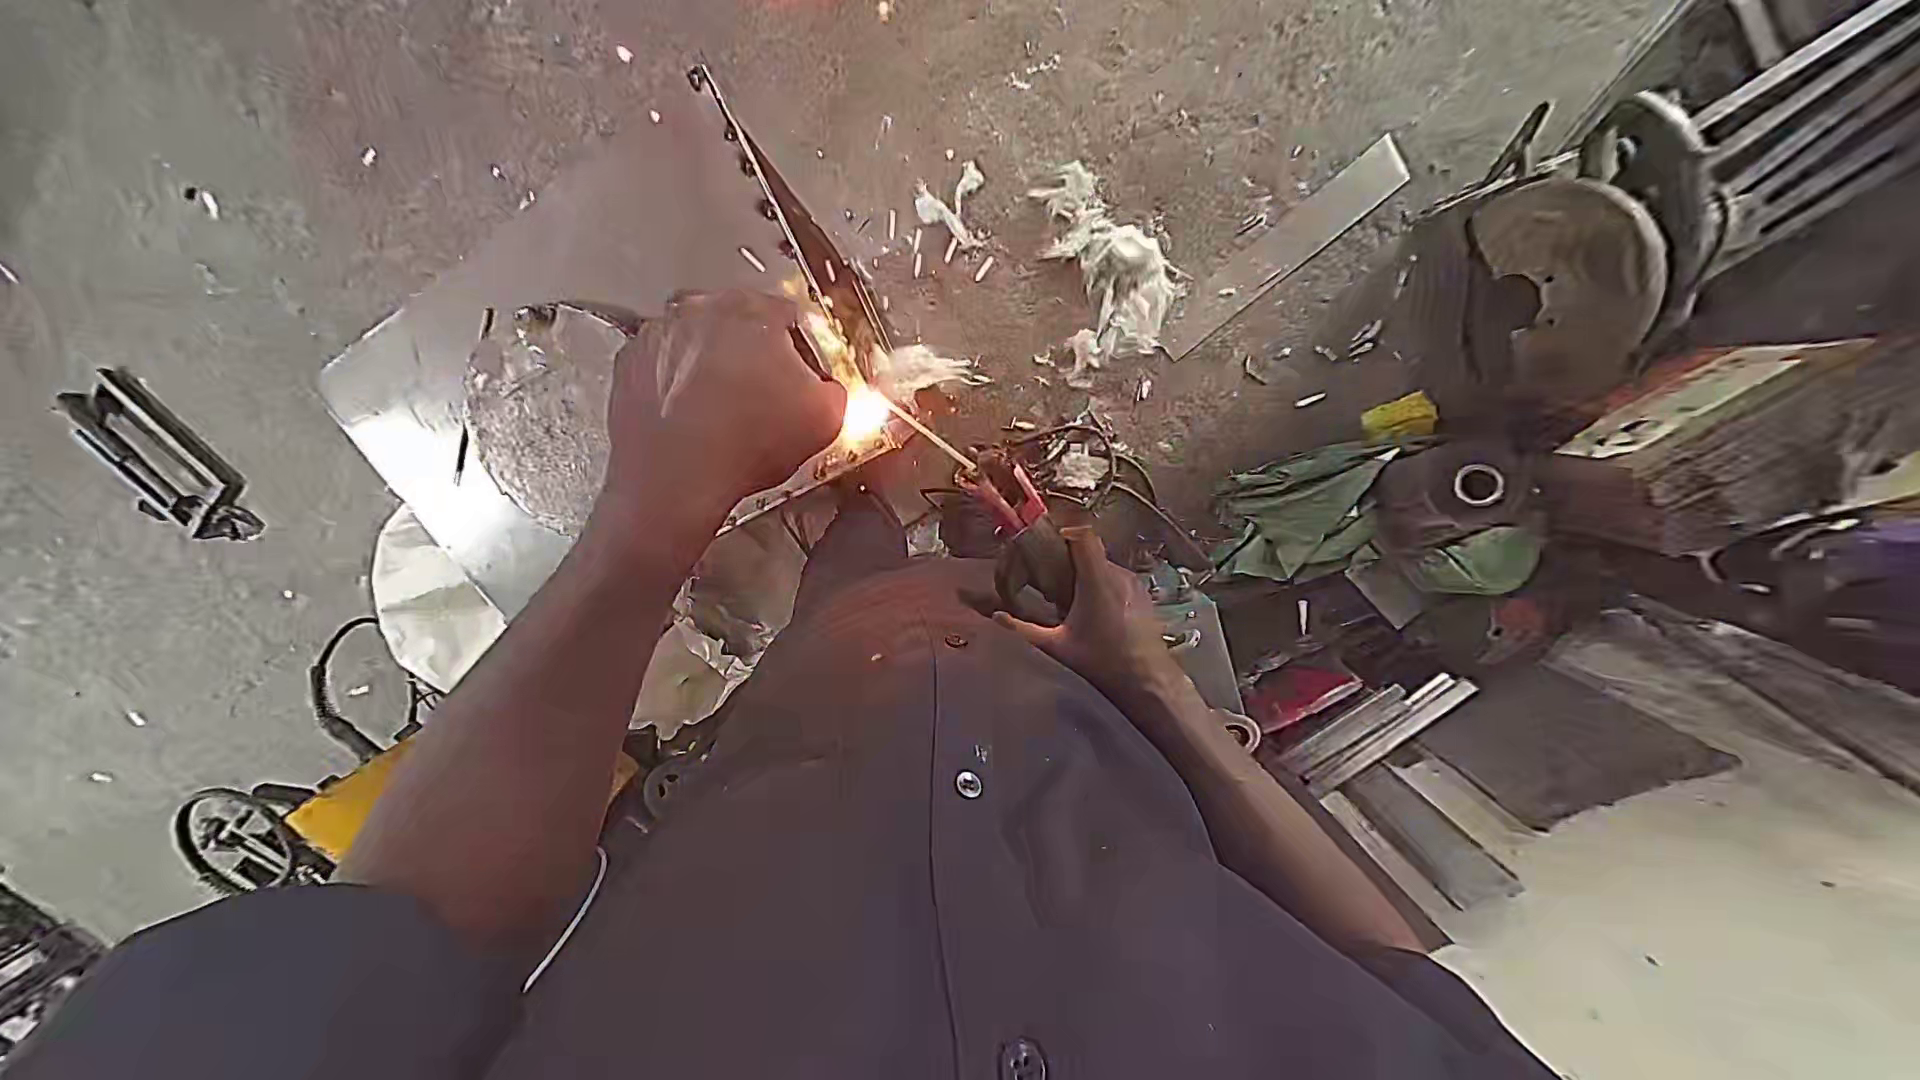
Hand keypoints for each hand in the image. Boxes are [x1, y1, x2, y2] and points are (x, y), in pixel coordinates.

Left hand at [598, 290, 845, 525]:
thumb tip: (828, 390)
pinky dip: (679, 381)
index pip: (790, 316)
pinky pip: (666, 363)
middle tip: (765, 394)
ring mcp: (661, 333)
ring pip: (701, 339)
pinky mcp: (632, 361)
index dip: (802, 350)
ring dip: (715, 363)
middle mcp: (703, 310)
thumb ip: (834, 390)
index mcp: (755, 313)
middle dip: (755, 352)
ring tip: (727, 408)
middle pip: (741, 323)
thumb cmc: (746, 445)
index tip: (802, 374)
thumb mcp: (823, 420)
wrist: (677, 478)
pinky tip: (694, 412)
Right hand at [994, 527, 1190, 705]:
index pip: (1083, 535)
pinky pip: (1116, 576)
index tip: (1047, 537)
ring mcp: (1133, 582)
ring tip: (1072, 596)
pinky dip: (1101, 582)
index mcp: (1096, 582)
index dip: (1064, 528)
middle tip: (1052, 574)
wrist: (1147, 680)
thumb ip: (1024, 628)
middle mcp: (1117, 575)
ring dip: (1086, 571)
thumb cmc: (1102, 662)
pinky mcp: (1142, 592)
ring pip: (1103, 563)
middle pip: (1090, 548)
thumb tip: (997, 616)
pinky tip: (1094, 607)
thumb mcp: (1057, 646)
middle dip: (1070, 556)